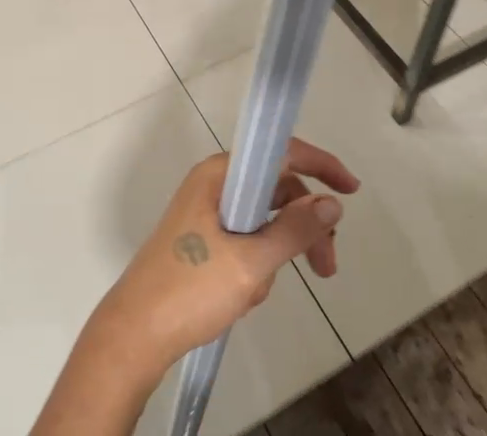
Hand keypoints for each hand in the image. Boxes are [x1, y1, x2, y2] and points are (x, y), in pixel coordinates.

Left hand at [88, 138, 360, 377]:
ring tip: (261, 292)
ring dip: (277, 253)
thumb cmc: (191, 291)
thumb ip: (295, 230)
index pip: (280, 153)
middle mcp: (212, 185)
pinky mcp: (201, 240)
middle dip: (304, 226)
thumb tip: (332, 203)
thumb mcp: (252, 262)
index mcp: (219, 175)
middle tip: (326, 267)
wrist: (135, 334)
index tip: (351, 190)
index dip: (320, 165)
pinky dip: (257, 265)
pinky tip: (246, 296)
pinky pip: (245, 240)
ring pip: (262, 220)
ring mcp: (205, 213)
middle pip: (276, 190)